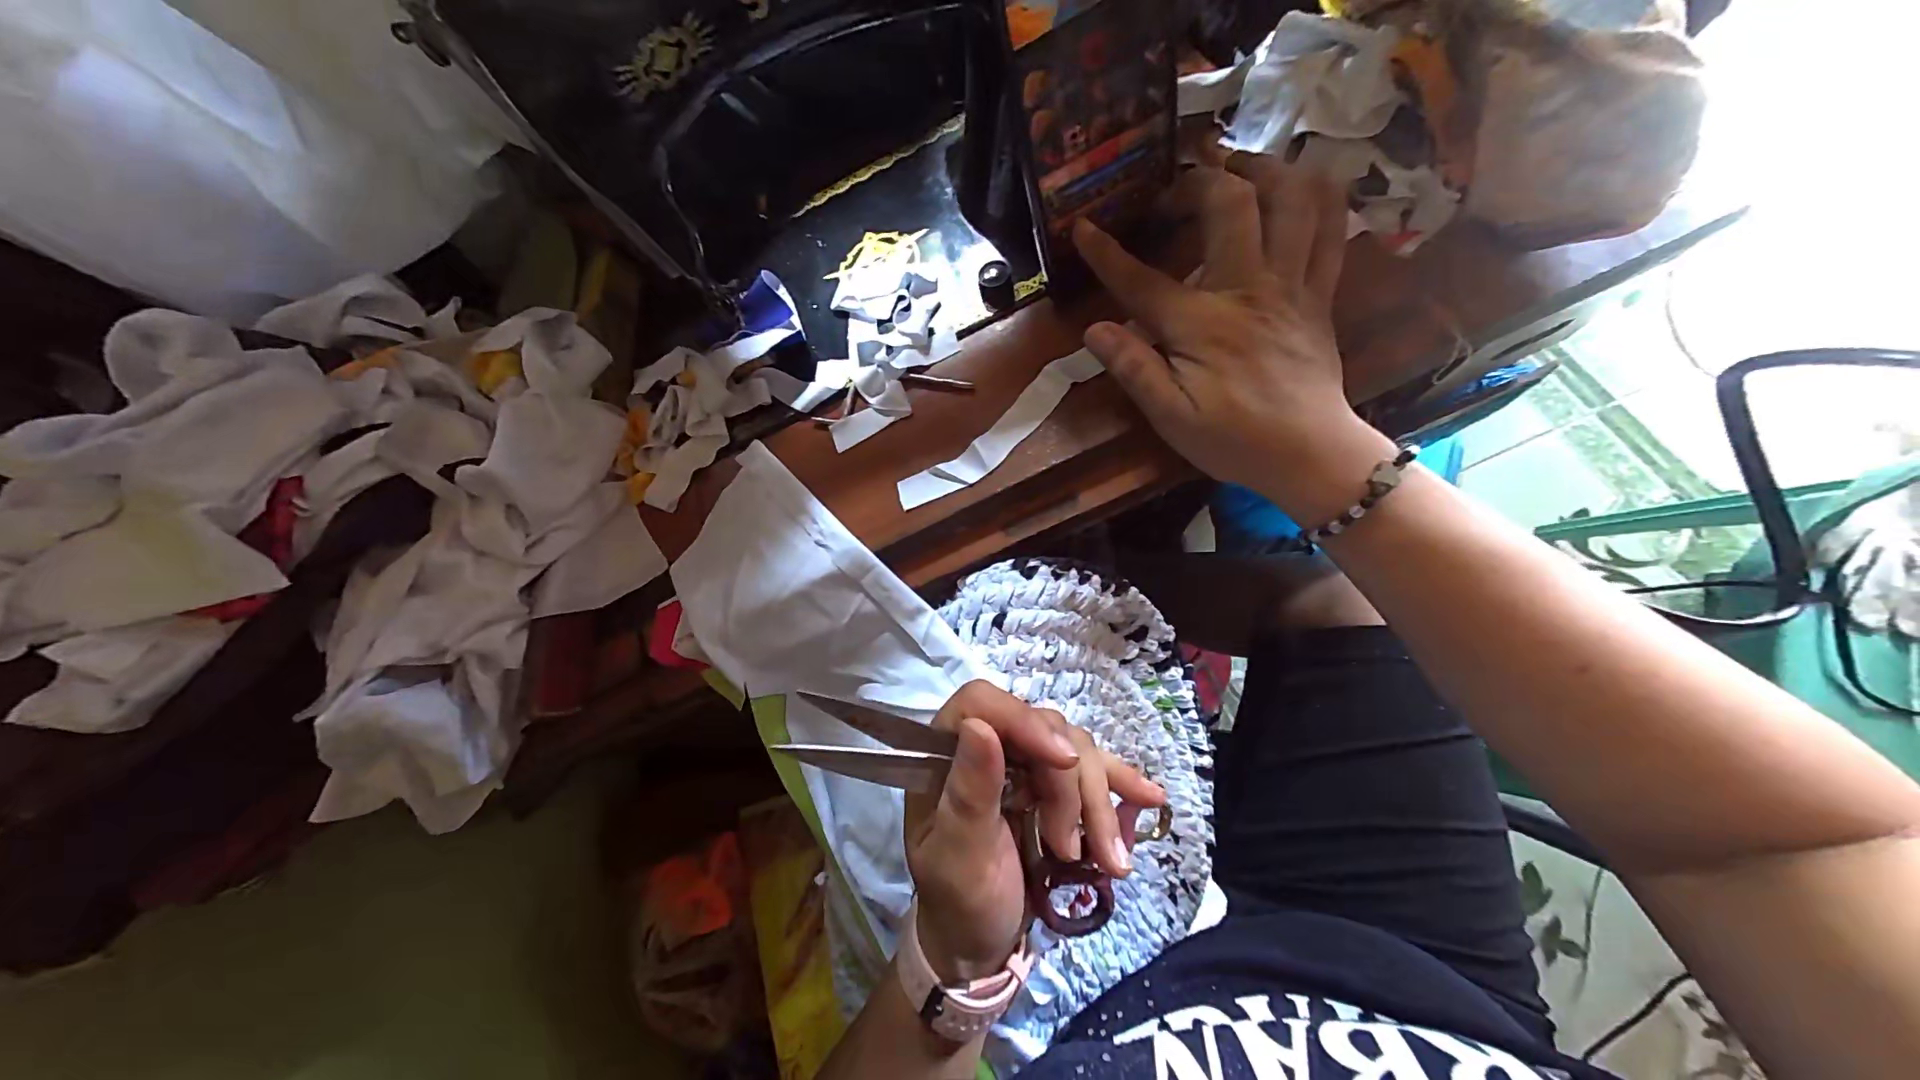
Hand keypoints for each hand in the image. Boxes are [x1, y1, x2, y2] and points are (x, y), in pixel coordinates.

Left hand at [903, 680, 1165, 982]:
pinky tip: (1150, 798)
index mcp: (947, 752)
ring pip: (1076, 751)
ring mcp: (1026, 764)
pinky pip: (1095, 770)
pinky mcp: (1056, 786)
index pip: (984, 704)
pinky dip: (1122, 785)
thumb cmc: (959, 901)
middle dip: (1069, 788)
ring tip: (1109, 861)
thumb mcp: (957, 856)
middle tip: (1070, 848)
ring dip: (1098, 803)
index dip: (1026, 722)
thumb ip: (968, 792)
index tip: (1064, 762)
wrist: (979, 941)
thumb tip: (979, 725)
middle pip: (1044, 730)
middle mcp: (989, 746)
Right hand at [1072, 156, 1396, 525]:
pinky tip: (1296, 190)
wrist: (1311, 455)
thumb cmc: (1235, 440)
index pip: (1142, 280)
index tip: (1083, 228)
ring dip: (1264, 169)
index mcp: (1202, 323)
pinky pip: (1331, 227)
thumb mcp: (1172, 417)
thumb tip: (1094, 329)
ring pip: (1292, 199)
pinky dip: (1318, 196)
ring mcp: (1292, 285)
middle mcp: (1249, 289)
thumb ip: (1134, 369)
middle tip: (1175, 189)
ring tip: (1237, 168)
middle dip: (1197, 182)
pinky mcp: (1321, 294)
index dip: (1107, 253)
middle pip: (1230, 204)